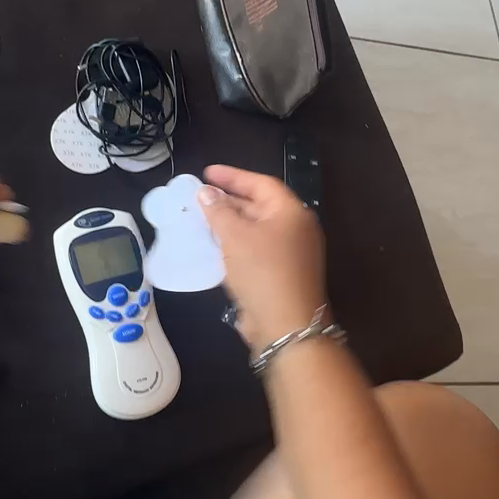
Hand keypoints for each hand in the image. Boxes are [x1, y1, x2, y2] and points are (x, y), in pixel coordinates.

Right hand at [198, 164, 326, 347]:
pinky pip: (257, 248)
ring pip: (257, 228)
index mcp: (291, 212)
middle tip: (201, 195)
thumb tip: (205, 192)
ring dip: (231, 223)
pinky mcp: (283, 273)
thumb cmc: (262, 272)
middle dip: (230, 199)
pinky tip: (216, 246)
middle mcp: (296, 228)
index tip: (206, 172)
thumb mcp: (235, 236)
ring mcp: (292, 253)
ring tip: (203, 218)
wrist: (286, 326)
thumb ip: (219, 211)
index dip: (232, 176)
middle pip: (260, 205)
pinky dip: (237, 243)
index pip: (261, 183)